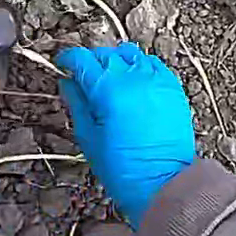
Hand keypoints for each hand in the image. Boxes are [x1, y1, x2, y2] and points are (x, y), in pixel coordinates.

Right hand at [57, 42, 196, 225]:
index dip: (69, 59)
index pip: (82, 59)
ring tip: (111, 80)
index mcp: (107, 87)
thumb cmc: (125, 168)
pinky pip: (152, 64)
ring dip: (117, 61)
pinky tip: (135, 82)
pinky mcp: (172, 86)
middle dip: (92, 62)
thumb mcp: (89, 138)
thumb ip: (77, 104)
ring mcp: (154, 78)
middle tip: (85, 78)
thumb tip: (67, 83)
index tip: (64, 64)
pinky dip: (140, 67)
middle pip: (106, 53)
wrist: (163, 182)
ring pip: (130, 54)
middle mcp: (132, 76)